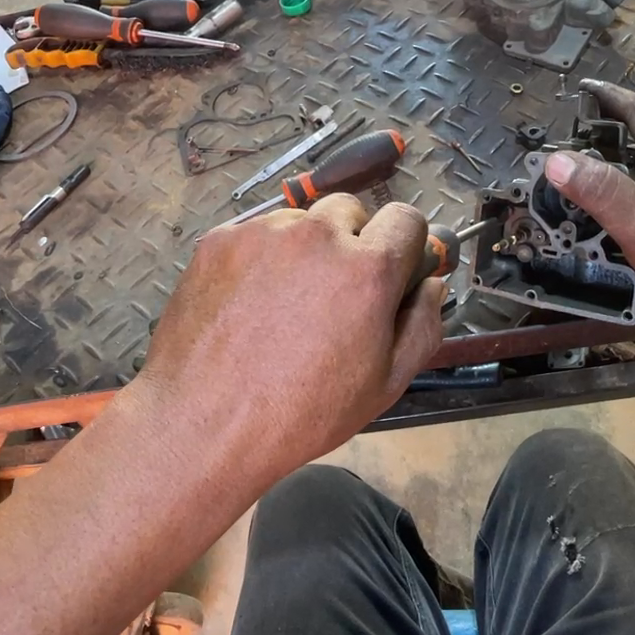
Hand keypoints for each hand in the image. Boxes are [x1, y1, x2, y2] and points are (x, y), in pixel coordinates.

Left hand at [132, 196, 445, 483]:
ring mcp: (264, 232)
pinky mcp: (220, 239)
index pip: (407, 218)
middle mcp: (318, 235)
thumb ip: (422, 326)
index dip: (405, 244)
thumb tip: (431, 284)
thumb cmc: (303, 413)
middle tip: (334, 291)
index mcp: (367, 267)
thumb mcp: (385, 385)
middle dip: (353, 241)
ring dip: (305, 248)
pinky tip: (247, 302)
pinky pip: (255, 234)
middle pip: (352, 210)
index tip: (393, 270)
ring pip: (301, 221)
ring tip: (283, 302)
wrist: (203, 424)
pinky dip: (260, 257)